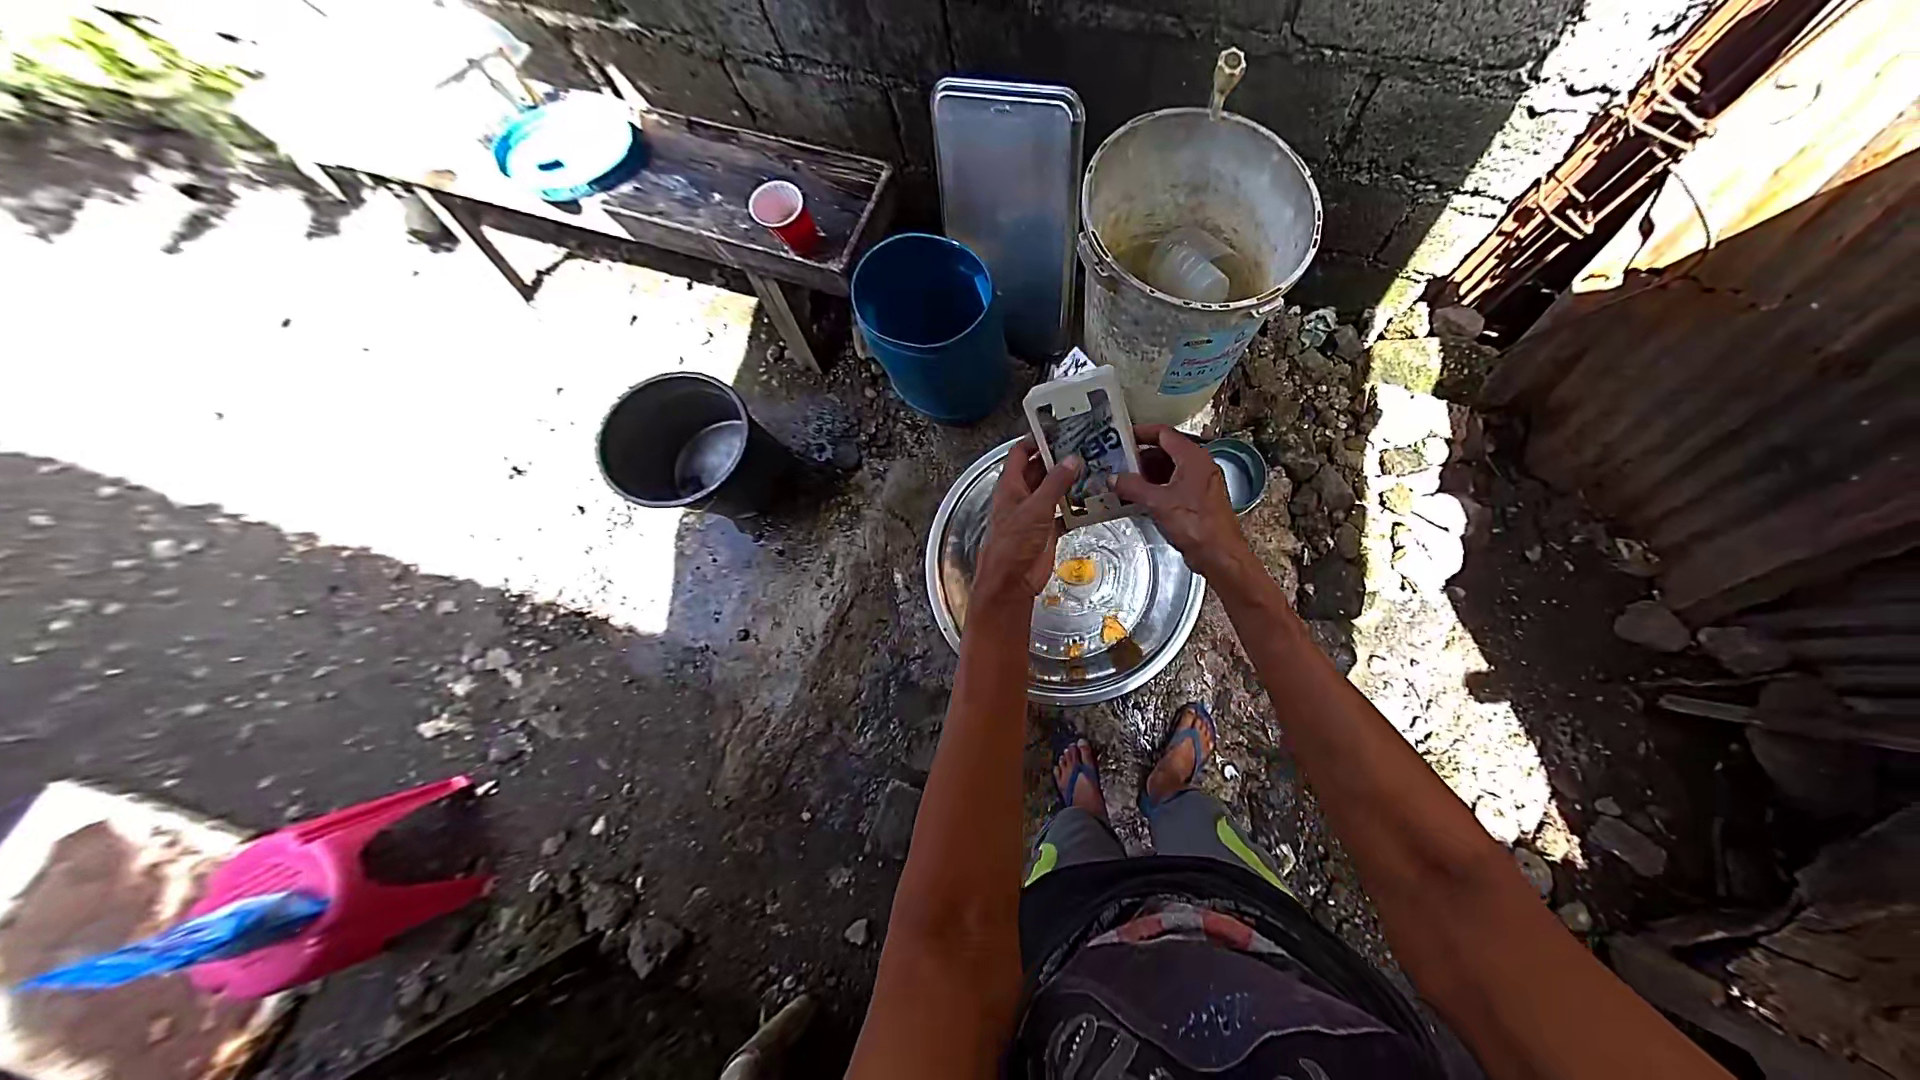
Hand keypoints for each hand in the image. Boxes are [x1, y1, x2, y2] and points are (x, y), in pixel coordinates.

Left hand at [974, 438, 1079, 603]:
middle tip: (1083, 448)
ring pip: (1053, 491)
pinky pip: (1063, 514)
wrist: (1011, 581)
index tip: (1058, 431)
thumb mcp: (1036, 507)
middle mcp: (1021, 497)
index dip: (1036, 440)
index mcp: (1010, 486)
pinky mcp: (1046, 531)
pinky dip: (1075, 508)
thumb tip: (1071, 460)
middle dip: (1059, 460)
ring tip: (1092, 470)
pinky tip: (1091, 502)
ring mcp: (1034, 514)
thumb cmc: (1012, 544)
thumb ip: (1055, 483)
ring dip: (1070, 483)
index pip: (1021, 453)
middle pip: (1040, 470)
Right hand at [1113, 425, 1254, 580]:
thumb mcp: (1157, 502)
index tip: (1121, 435)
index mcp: (1193, 458)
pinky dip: (1156, 487)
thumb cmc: (1195, 525)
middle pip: (1165, 451)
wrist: (1219, 554)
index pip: (1164, 434)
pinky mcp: (1197, 500)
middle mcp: (1199, 465)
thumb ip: (1132, 486)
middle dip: (1140, 457)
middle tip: (1117, 462)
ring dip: (1146, 474)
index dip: (1141, 432)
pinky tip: (1138, 498)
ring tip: (1123, 481)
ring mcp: (1199, 483)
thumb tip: (1113, 478)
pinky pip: (1173, 485)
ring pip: (1168, 469)